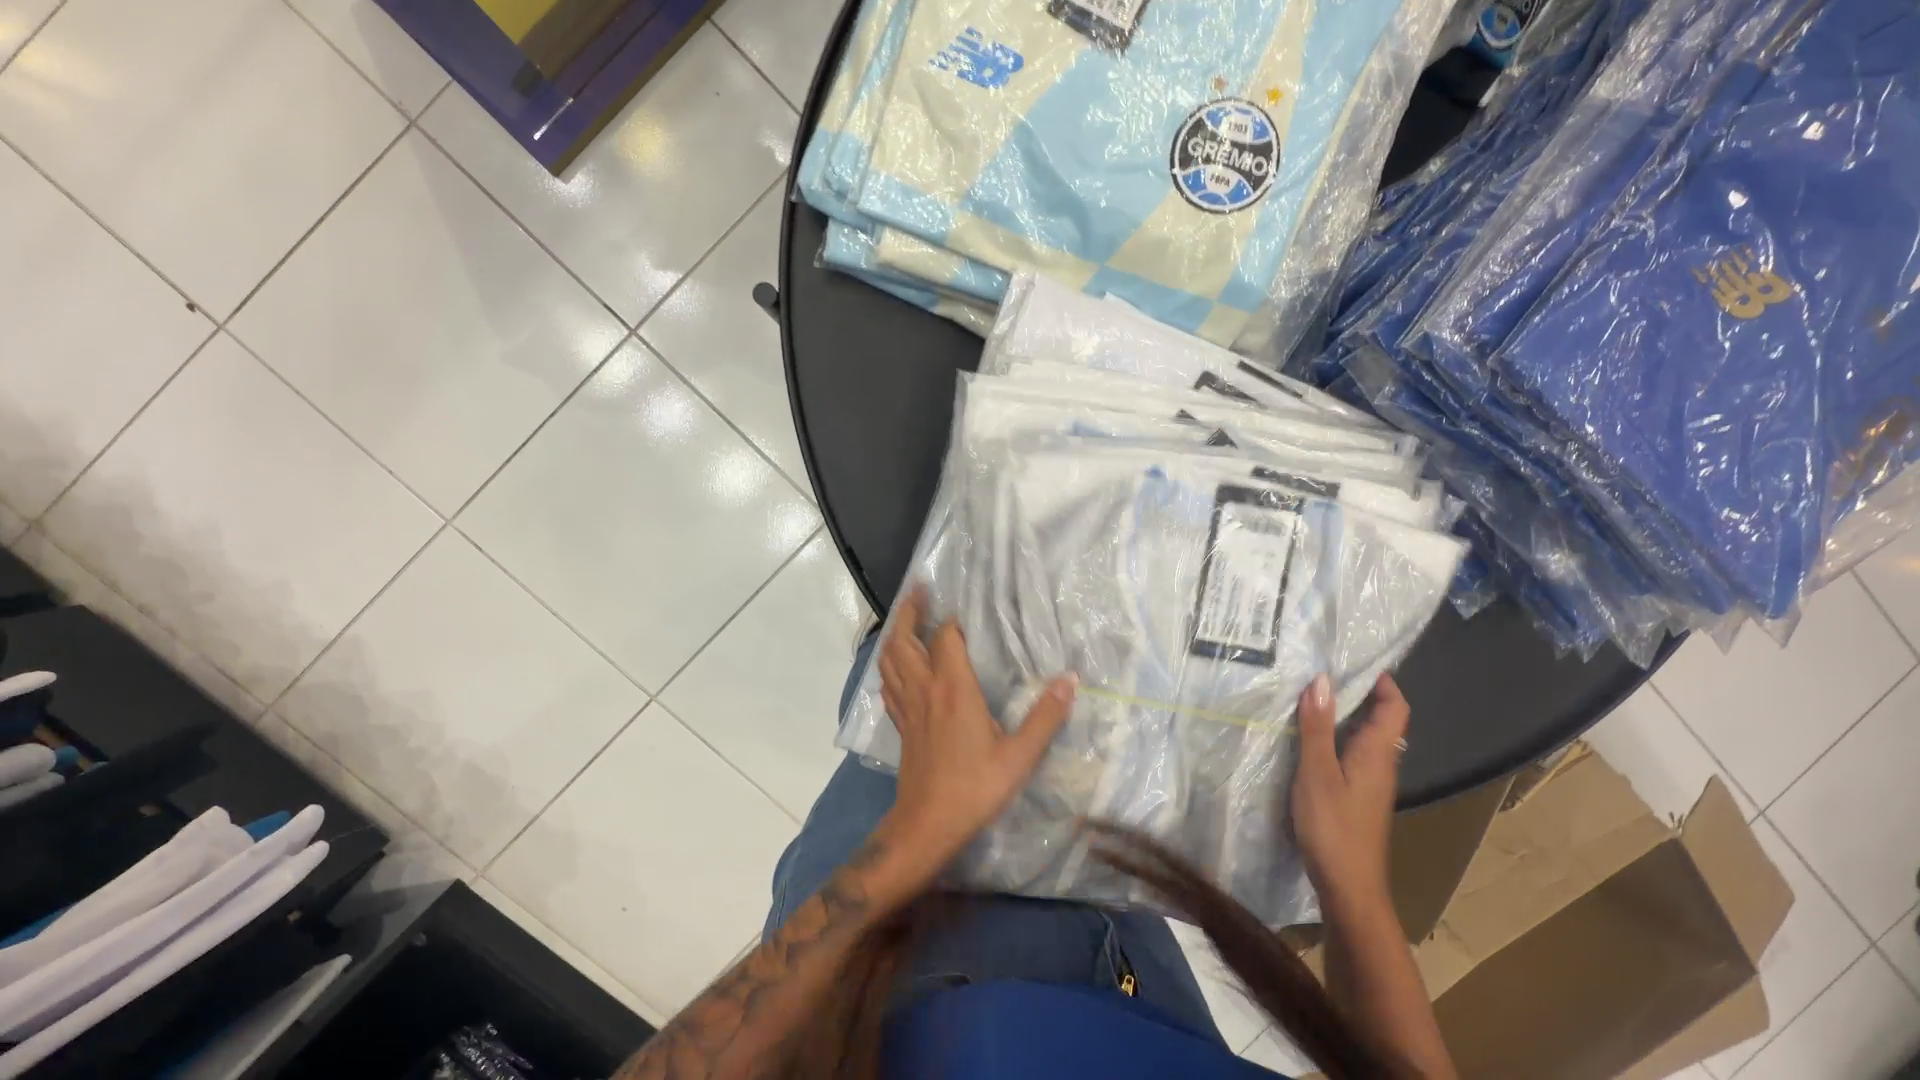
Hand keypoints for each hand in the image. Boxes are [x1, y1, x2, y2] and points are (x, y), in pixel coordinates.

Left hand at [875, 586, 1076, 888]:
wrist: (927, 823)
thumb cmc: (974, 788)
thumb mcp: (1019, 756)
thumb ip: (1045, 717)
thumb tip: (1070, 680)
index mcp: (953, 689)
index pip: (946, 638)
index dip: (952, 621)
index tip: (963, 609)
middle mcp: (925, 690)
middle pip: (904, 639)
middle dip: (909, 611)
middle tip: (919, 591)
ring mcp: (907, 707)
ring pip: (890, 659)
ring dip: (896, 634)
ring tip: (907, 620)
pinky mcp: (901, 725)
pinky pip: (888, 684)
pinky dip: (891, 665)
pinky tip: (901, 668)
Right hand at [1292, 672, 1409, 919]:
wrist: (1349, 887)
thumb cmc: (1334, 827)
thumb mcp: (1317, 773)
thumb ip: (1317, 728)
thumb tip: (1321, 680)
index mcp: (1377, 753)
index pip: (1395, 707)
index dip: (1383, 682)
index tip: (1355, 662)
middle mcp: (1381, 765)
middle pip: (1381, 721)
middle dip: (1358, 695)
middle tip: (1322, 674)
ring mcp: (1370, 784)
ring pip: (1364, 740)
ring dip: (1344, 718)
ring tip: (1309, 700)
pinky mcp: (1357, 799)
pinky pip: (1352, 758)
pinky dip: (1335, 741)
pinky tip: (1308, 743)